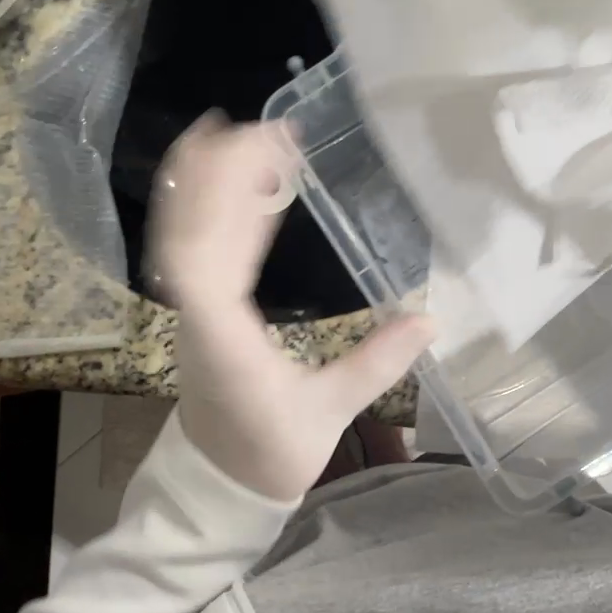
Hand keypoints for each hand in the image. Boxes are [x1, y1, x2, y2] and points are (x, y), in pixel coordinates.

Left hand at [149, 113, 434, 501]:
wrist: (221, 482)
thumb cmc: (271, 453)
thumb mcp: (328, 413)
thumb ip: (375, 366)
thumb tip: (429, 319)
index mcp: (226, 343)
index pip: (209, 263)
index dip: (229, 200)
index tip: (267, 155)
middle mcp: (197, 319)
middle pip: (189, 234)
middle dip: (220, 175)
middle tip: (268, 130)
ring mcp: (190, 314)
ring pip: (182, 237)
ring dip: (206, 184)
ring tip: (241, 135)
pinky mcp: (196, 314)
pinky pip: (191, 251)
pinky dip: (207, 211)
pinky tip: (236, 186)